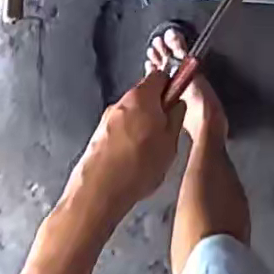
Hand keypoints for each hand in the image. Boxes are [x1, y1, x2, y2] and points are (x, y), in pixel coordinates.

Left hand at [60, 72, 183, 229]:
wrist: (95, 197)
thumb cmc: (136, 168)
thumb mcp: (171, 141)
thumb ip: (176, 116)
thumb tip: (177, 105)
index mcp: (142, 97)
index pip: (161, 76)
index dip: (172, 86)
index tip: (178, 99)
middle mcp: (121, 103)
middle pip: (144, 96)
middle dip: (156, 108)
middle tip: (166, 130)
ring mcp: (105, 121)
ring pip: (131, 115)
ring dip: (141, 126)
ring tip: (149, 152)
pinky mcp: (95, 139)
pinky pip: (118, 132)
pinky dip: (126, 140)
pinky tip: (132, 162)